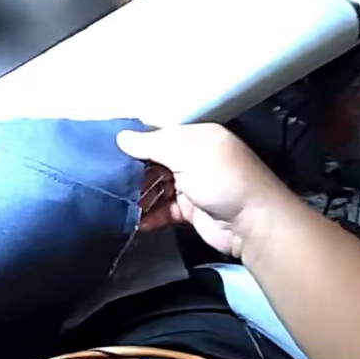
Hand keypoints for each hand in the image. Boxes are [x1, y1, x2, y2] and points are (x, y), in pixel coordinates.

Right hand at [117, 124, 300, 262]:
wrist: (252, 223)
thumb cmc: (222, 179)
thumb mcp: (186, 153)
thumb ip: (152, 144)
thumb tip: (121, 137)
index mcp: (196, 138)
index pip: (158, 135)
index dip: (135, 143)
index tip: (107, 151)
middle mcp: (193, 159)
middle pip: (154, 162)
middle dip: (133, 172)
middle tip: (108, 181)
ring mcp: (192, 185)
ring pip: (156, 188)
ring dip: (139, 196)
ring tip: (117, 203)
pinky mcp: (189, 210)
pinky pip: (163, 209)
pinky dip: (149, 215)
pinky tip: (134, 221)